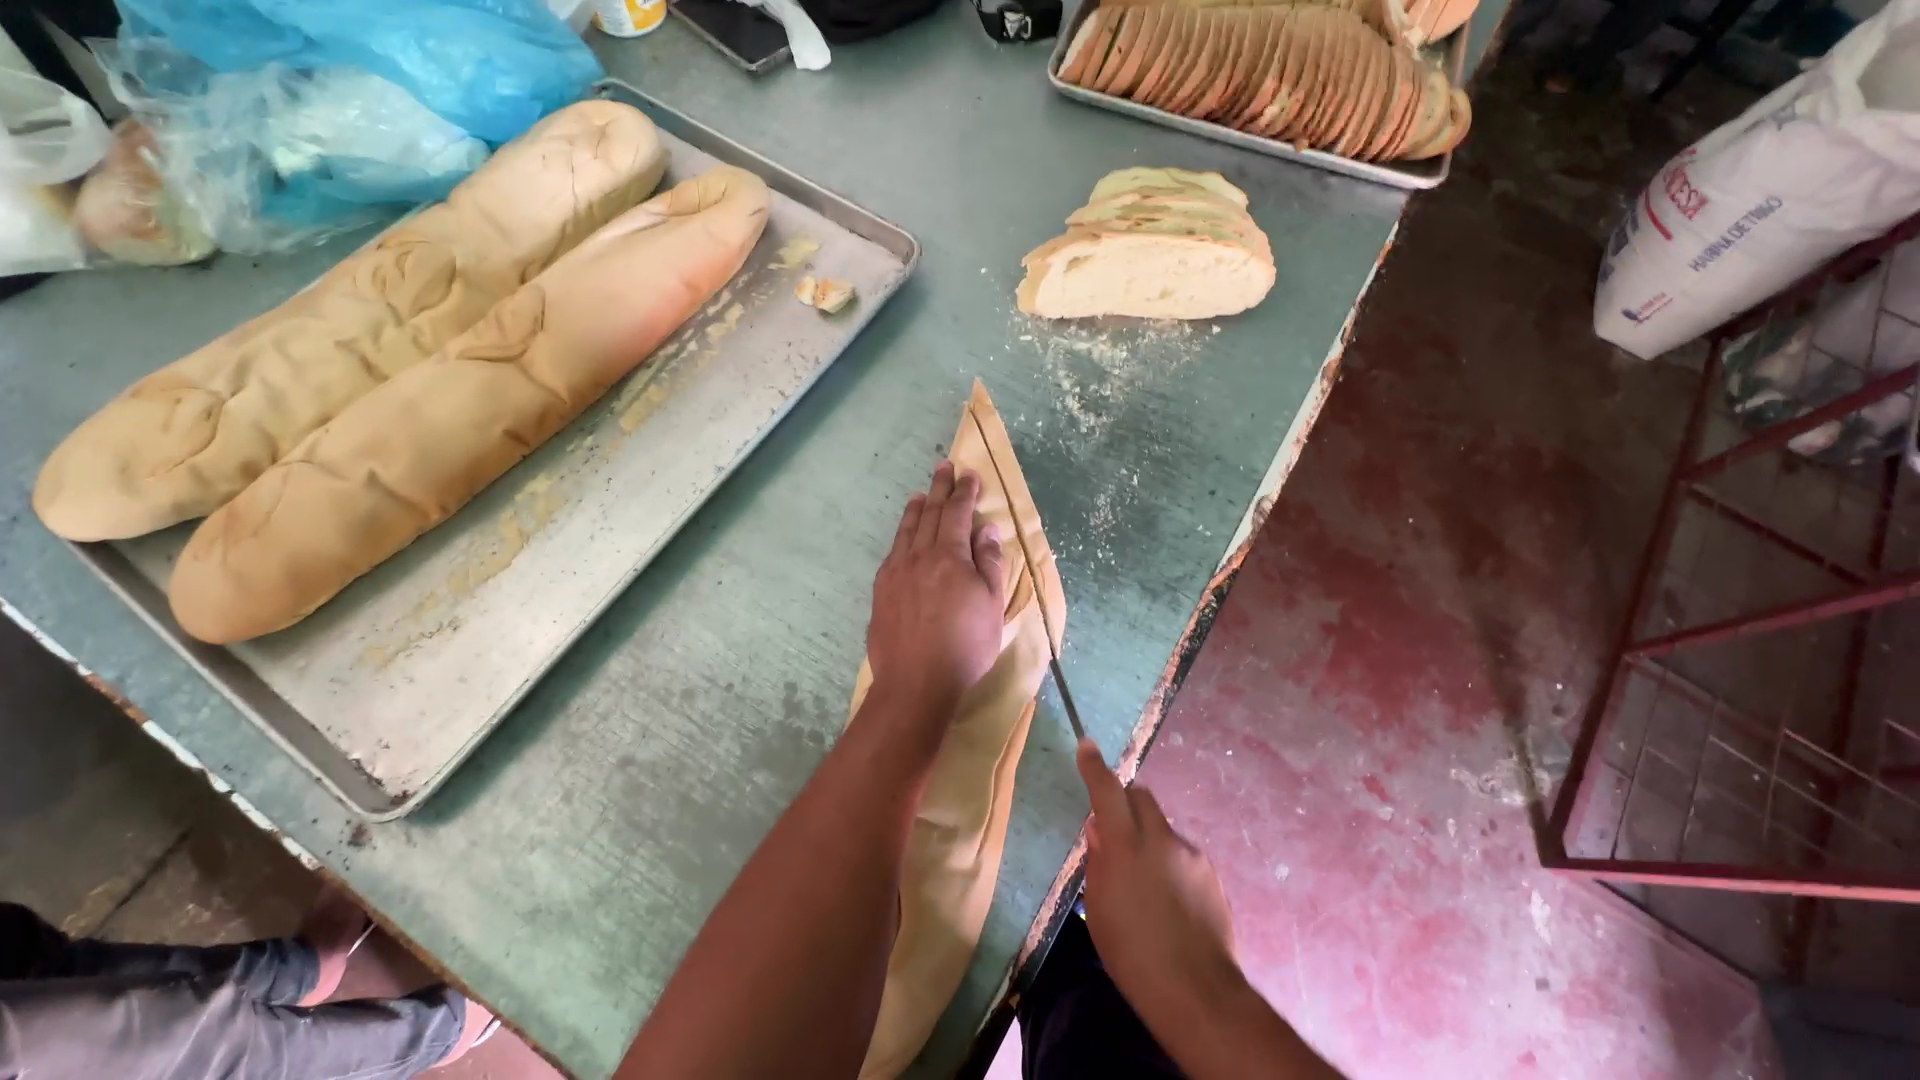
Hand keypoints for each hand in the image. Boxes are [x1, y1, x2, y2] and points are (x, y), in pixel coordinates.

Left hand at [866, 462, 1008, 715]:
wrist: (915, 682)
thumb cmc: (964, 646)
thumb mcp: (991, 606)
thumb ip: (988, 564)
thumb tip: (985, 530)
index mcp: (949, 556)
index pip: (956, 513)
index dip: (964, 492)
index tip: (969, 475)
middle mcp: (918, 556)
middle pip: (929, 514)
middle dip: (939, 489)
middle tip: (943, 468)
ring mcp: (895, 573)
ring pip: (906, 531)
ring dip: (916, 509)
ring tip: (921, 495)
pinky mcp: (881, 591)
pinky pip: (893, 552)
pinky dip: (901, 536)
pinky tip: (904, 538)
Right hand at [1075, 738, 1238, 1025]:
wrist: (1195, 990)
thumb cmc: (1131, 954)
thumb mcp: (1099, 908)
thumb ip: (1099, 862)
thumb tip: (1099, 830)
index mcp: (1127, 846)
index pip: (1107, 791)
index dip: (1095, 767)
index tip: (1087, 745)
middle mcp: (1161, 840)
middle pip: (1142, 798)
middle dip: (1126, 803)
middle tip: (1114, 827)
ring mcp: (1191, 856)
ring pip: (1163, 829)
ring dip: (1148, 838)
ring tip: (1143, 881)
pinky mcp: (1211, 875)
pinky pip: (1182, 855)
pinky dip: (1169, 863)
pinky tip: (1168, 900)